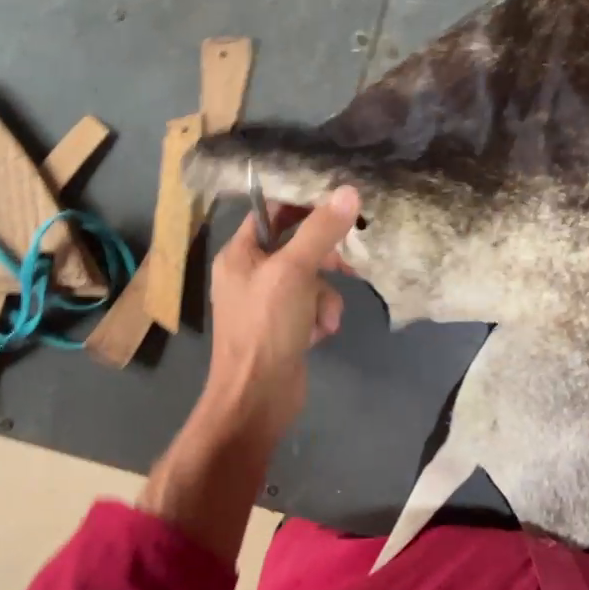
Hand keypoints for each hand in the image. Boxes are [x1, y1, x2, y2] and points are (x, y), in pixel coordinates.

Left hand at [203, 185, 361, 442]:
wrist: (258, 397)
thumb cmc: (267, 327)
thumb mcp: (295, 271)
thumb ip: (321, 231)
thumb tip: (348, 191)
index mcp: (240, 253)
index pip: (273, 212)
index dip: (305, 205)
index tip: (340, 206)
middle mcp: (250, 273)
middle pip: (298, 246)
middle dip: (323, 261)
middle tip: (345, 265)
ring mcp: (267, 302)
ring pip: (312, 279)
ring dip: (325, 296)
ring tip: (324, 317)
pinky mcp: (284, 326)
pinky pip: (312, 306)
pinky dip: (321, 316)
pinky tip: (320, 334)